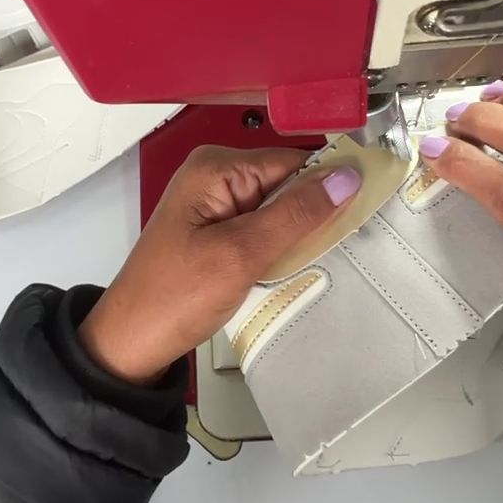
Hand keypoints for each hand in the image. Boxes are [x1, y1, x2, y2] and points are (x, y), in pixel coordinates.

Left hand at [79, 145, 361, 383]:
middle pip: (288, 183)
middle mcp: (215, 178)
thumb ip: (296, 215)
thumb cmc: (170, 298)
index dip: (330, 182)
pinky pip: (265, 229)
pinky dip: (282, 247)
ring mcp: (216, 206)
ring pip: (280, 209)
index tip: (369, 202)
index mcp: (215, 168)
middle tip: (339, 244)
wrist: (133, 341)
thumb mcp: (241, 253)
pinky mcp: (219, 232)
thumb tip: (343, 179)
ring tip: (310, 260)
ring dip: (299, 234)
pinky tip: (288, 266)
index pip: (292, 161)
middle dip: (314, 213)